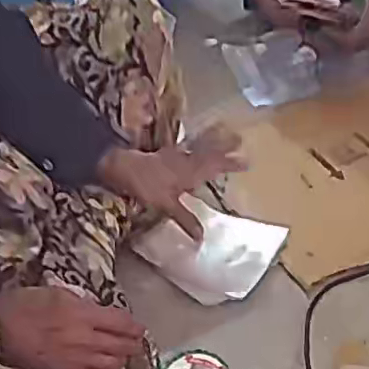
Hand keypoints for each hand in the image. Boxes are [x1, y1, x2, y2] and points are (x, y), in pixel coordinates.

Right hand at [0, 285, 145, 368]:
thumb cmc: (25, 305)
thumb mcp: (57, 293)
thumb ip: (86, 305)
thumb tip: (106, 315)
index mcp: (83, 315)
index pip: (123, 324)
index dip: (135, 328)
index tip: (138, 329)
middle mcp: (85, 340)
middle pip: (124, 347)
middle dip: (133, 345)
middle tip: (133, 343)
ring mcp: (79, 361)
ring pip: (116, 366)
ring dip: (121, 360)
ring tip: (118, 356)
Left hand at [96, 128, 245, 241]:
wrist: (121, 167)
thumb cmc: (146, 185)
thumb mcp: (167, 205)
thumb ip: (185, 219)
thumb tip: (201, 238)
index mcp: (190, 171)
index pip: (215, 166)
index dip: (230, 164)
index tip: (247, 162)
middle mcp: (186, 160)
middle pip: (209, 150)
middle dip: (225, 145)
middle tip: (240, 138)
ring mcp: (175, 156)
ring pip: (198, 145)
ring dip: (212, 139)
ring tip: (224, 131)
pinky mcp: (166, 155)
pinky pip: (186, 148)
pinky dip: (195, 144)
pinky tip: (195, 144)